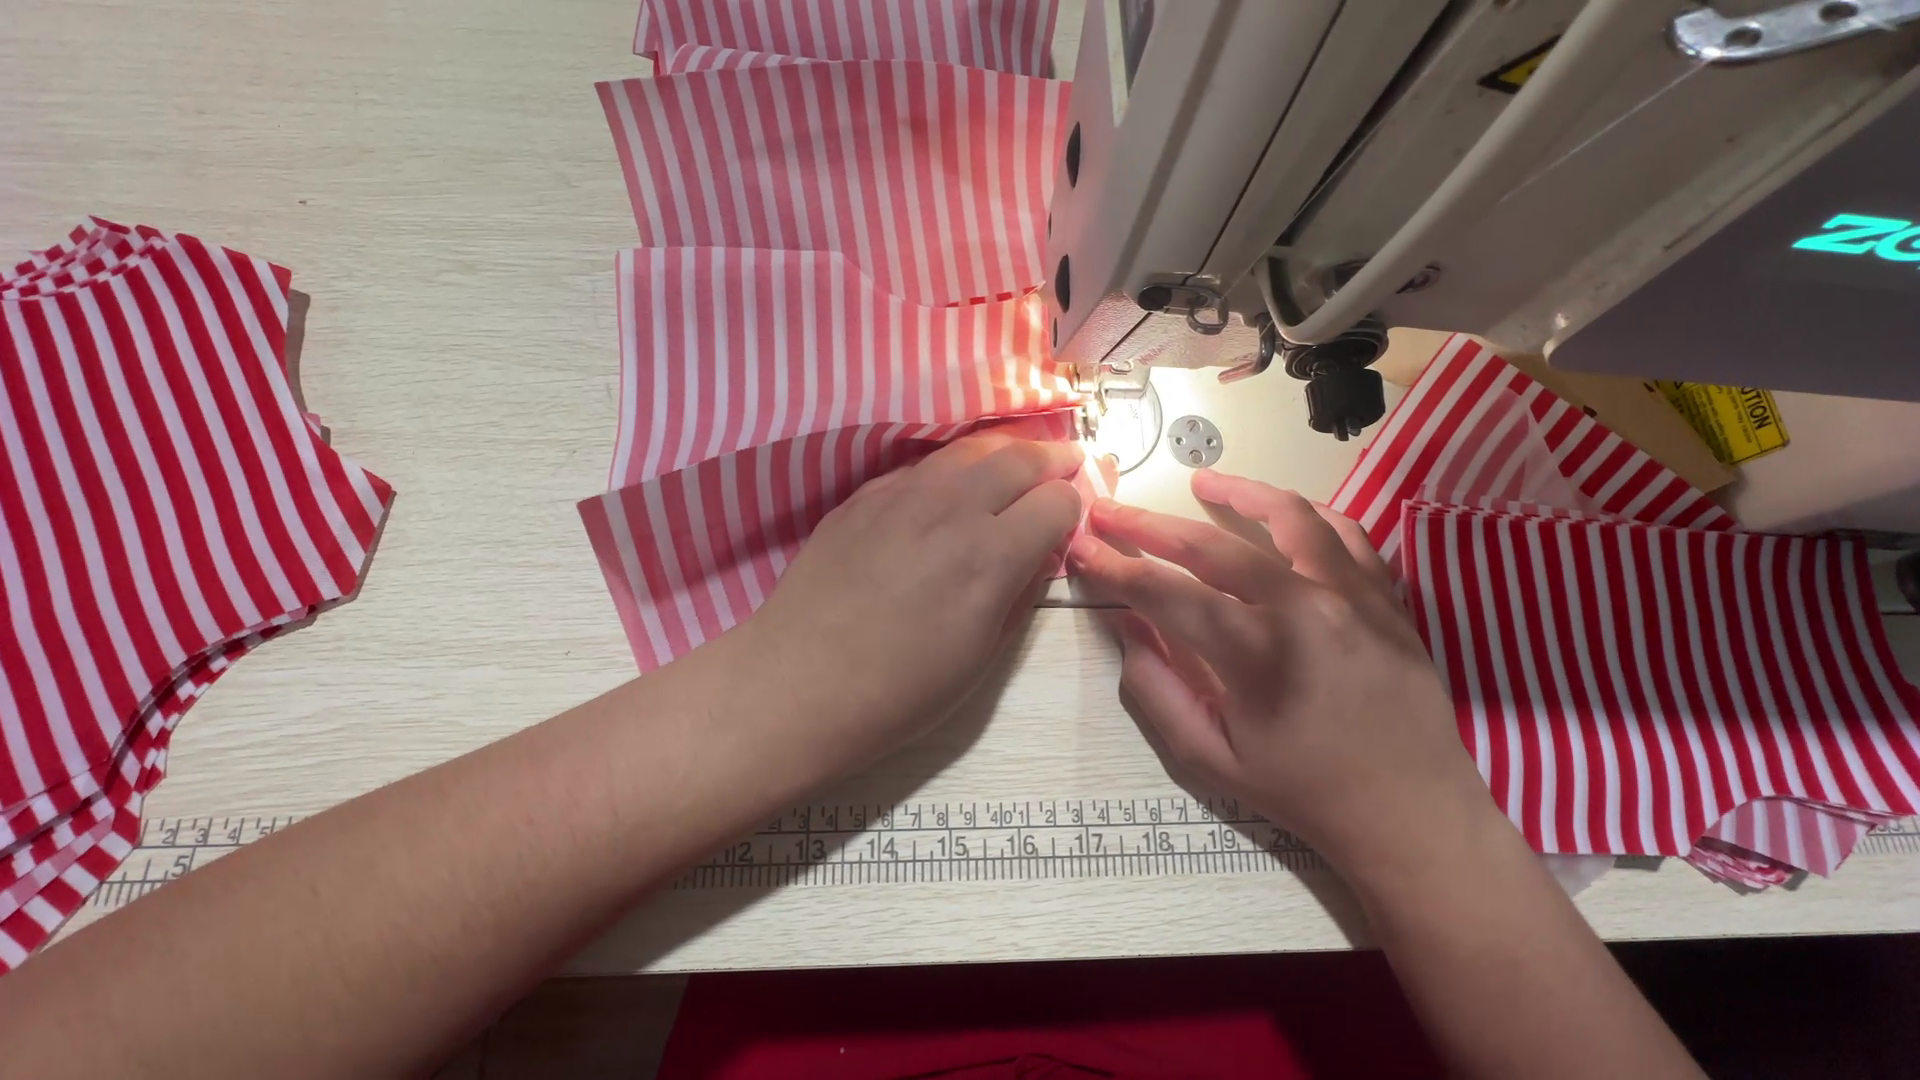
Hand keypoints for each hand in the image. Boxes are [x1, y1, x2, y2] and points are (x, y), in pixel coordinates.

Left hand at [735, 432, 1085, 773]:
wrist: (798, 684)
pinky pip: (922, 466)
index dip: (1074, 507)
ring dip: (1003, 452)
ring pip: (969, 449)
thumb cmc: (898, 693)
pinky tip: (951, 485)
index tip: (1071, 519)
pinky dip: (952, 468)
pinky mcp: (863, 496)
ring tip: (1016, 461)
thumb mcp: (981, 658)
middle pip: (1020, 457)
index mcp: (991, 556)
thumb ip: (1020, 593)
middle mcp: (951, 509)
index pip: (1057, 501)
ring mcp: (901, 495)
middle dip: (1053, 459)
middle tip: (1066, 463)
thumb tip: (1041, 553)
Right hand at [1067, 469, 1495, 876]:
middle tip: (1110, 508)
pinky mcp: (1387, 597)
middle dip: (1148, 524)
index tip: (1082, 547)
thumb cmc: (1302, 791)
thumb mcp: (1210, 757)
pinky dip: (1308, 515)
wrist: (1412, 812)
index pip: (1163, 593)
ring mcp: (1352, 595)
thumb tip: (1128, 627)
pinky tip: (1285, 514)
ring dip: (1238, 494)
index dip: (1114, 568)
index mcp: (1254, 653)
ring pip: (1288, 517)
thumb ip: (1158, 690)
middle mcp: (1303, 607)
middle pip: (1210, 546)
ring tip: (1203, 482)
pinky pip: (1346, 535)